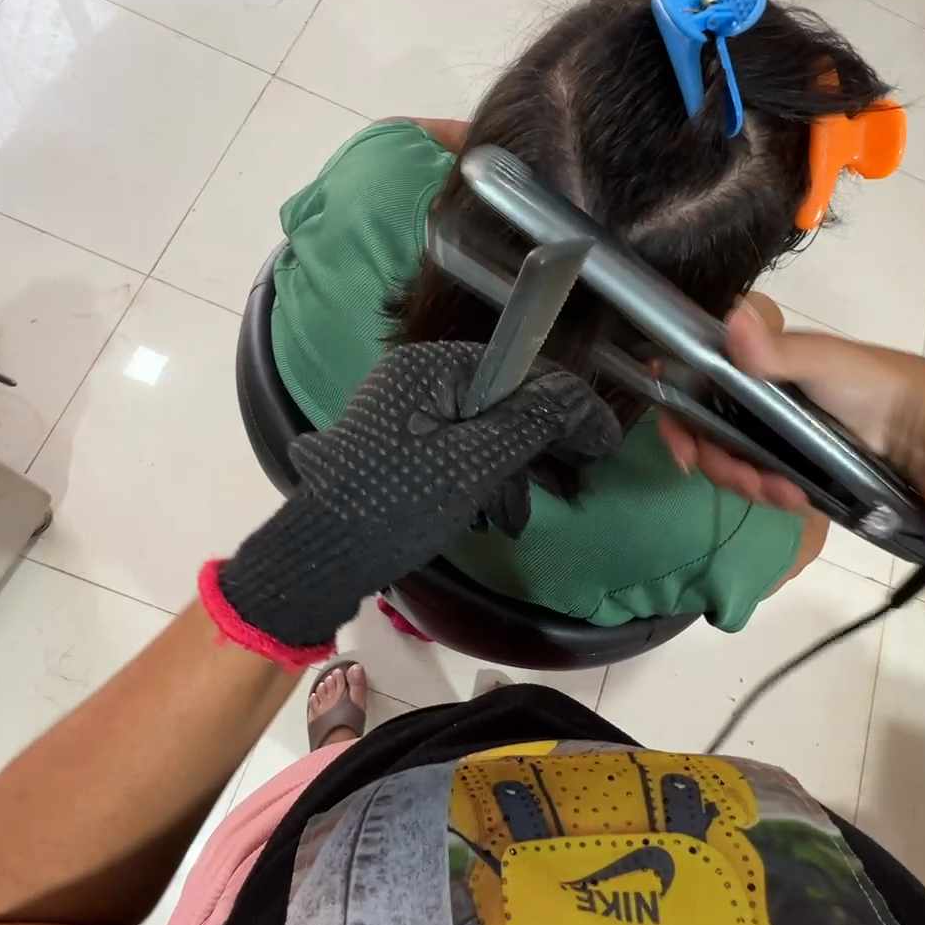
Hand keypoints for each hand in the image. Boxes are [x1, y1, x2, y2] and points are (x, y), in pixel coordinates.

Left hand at [205, 341, 619, 665]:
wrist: (322, 558)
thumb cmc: (399, 504)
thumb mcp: (475, 463)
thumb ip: (533, 422)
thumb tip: (583, 399)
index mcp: (429, 367)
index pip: (518, 366)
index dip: (565, 404)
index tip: (601, 445)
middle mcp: (414, 378)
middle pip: (500, 399)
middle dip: (533, 447)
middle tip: (568, 485)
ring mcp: (402, 412)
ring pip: (479, 429)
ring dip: (506, 473)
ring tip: (509, 520)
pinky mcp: (397, 444)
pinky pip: (455, 448)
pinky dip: (477, 479)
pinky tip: (486, 515)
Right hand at [657, 302, 924, 514]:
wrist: (917, 431)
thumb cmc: (865, 380)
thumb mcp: (820, 359)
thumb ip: (774, 349)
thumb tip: (734, 317)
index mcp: (741, 366)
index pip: (684, 386)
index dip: (673, 416)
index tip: (682, 447)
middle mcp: (741, 399)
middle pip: (698, 434)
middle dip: (714, 461)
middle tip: (742, 479)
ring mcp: (758, 434)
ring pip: (724, 462)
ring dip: (744, 482)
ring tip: (780, 491)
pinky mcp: (779, 464)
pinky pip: (755, 484)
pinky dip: (769, 493)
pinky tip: (794, 497)